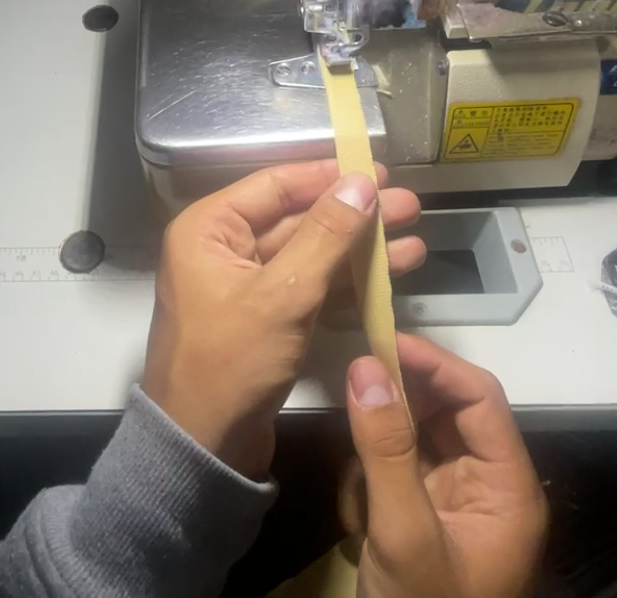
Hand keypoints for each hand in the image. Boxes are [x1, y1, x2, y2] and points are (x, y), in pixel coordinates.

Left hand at [143, 160, 423, 477]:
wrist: (202, 447)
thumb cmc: (230, 363)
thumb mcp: (281, 295)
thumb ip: (324, 236)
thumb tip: (360, 184)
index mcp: (209, 228)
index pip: (275, 185)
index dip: (328, 174)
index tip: (377, 168)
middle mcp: (223, 247)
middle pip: (297, 217)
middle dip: (354, 213)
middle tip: (409, 204)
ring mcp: (246, 283)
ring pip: (309, 252)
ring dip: (358, 246)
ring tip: (414, 235)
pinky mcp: (265, 316)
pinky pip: (309, 284)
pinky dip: (347, 279)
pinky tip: (390, 272)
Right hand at [346, 334, 546, 597]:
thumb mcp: (404, 532)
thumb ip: (386, 448)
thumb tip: (366, 365)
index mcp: (507, 485)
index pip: (479, 397)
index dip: (433, 362)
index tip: (380, 342)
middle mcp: (487, 481)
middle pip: (447, 409)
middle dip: (401, 401)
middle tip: (353, 383)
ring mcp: (455, 496)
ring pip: (417, 433)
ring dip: (381, 442)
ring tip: (357, 466)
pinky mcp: (426, 509)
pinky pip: (398, 464)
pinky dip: (372, 473)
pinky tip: (360, 509)